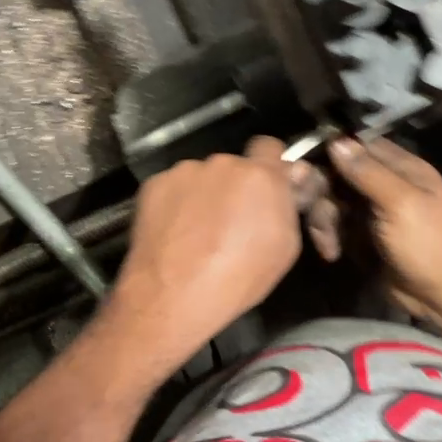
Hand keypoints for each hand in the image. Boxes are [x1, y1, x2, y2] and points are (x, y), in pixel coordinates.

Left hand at [111, 137, 317, 352]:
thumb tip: (282, 188)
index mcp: (261, 176)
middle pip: (233, 166)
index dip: (268, 165)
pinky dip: (176, 203)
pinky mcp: (154, 184)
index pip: (270, 146)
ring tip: (196, 232)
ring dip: (204, 195)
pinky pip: (173, 187)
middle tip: (229, 222)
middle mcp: (222, 163)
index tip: (264, 188)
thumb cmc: (238, 278)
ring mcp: (184, 171)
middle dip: (234, 187)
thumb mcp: (285, 247)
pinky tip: (173, 231)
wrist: (173, 294)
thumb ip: (286, 206)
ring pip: (202, 177)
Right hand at [327, 136, 441, 322]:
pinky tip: (332, 253)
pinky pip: (335, 226)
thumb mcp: (402, 204)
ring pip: (333, 201)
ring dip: (324, 220)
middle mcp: (387, 184)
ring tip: (329, 244)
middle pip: (340, 173)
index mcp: (405, 168)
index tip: (307, 162)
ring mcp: (373, 211)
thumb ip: (369, 173)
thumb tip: (337, 141)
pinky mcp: (362, 236)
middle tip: (313, 209)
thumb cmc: (430, 246)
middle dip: (323, 192)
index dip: (333, 151)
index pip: (360, 145)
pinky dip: (329, 237)